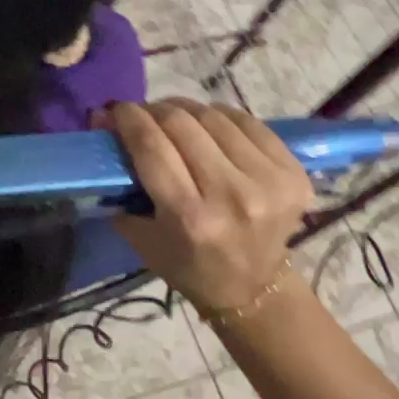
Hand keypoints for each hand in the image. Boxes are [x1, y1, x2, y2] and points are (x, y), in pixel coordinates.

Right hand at [99, 99, 315, 312]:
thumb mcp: (142, 237)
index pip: (152, 146)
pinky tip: (210, 125)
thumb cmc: (188, 266)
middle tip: (143, 113)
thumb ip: (122, 189)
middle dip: (154, 110)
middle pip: (182, 124)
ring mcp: (268, 181)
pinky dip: (222, 117)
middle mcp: (231, 195)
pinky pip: (248, 123)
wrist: (252, 289)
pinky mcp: (292, 172)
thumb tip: (106, 133)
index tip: (114, 110)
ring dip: (187, 110)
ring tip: (175, 117)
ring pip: (215, 117)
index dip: (129, 119)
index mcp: (189, 217)